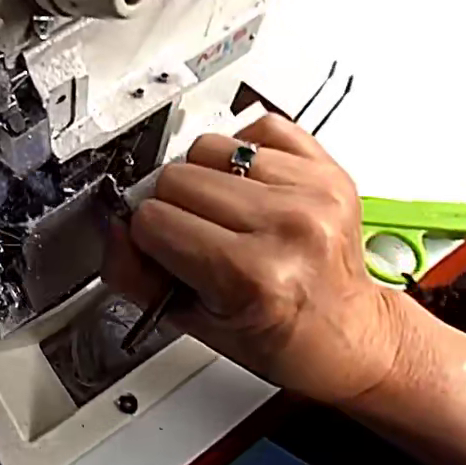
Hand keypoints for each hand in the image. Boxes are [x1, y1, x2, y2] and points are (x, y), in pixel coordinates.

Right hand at [102, 114, 430, 405]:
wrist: (351, 332)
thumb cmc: (281, 336)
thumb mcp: (195, 324)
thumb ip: (137, 276)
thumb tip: (114, 229)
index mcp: (252, 275)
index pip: (153, 220)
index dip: (148, 238)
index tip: (164, 251)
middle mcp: (286, 226)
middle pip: (175, 177)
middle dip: (172, 207)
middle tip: (195, 236)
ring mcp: (311, 192)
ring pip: (209, 147)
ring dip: (205, 178)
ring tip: (227, 213)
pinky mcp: (327, 169)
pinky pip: (259, 129)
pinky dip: (246, 153)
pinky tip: (253, 188)